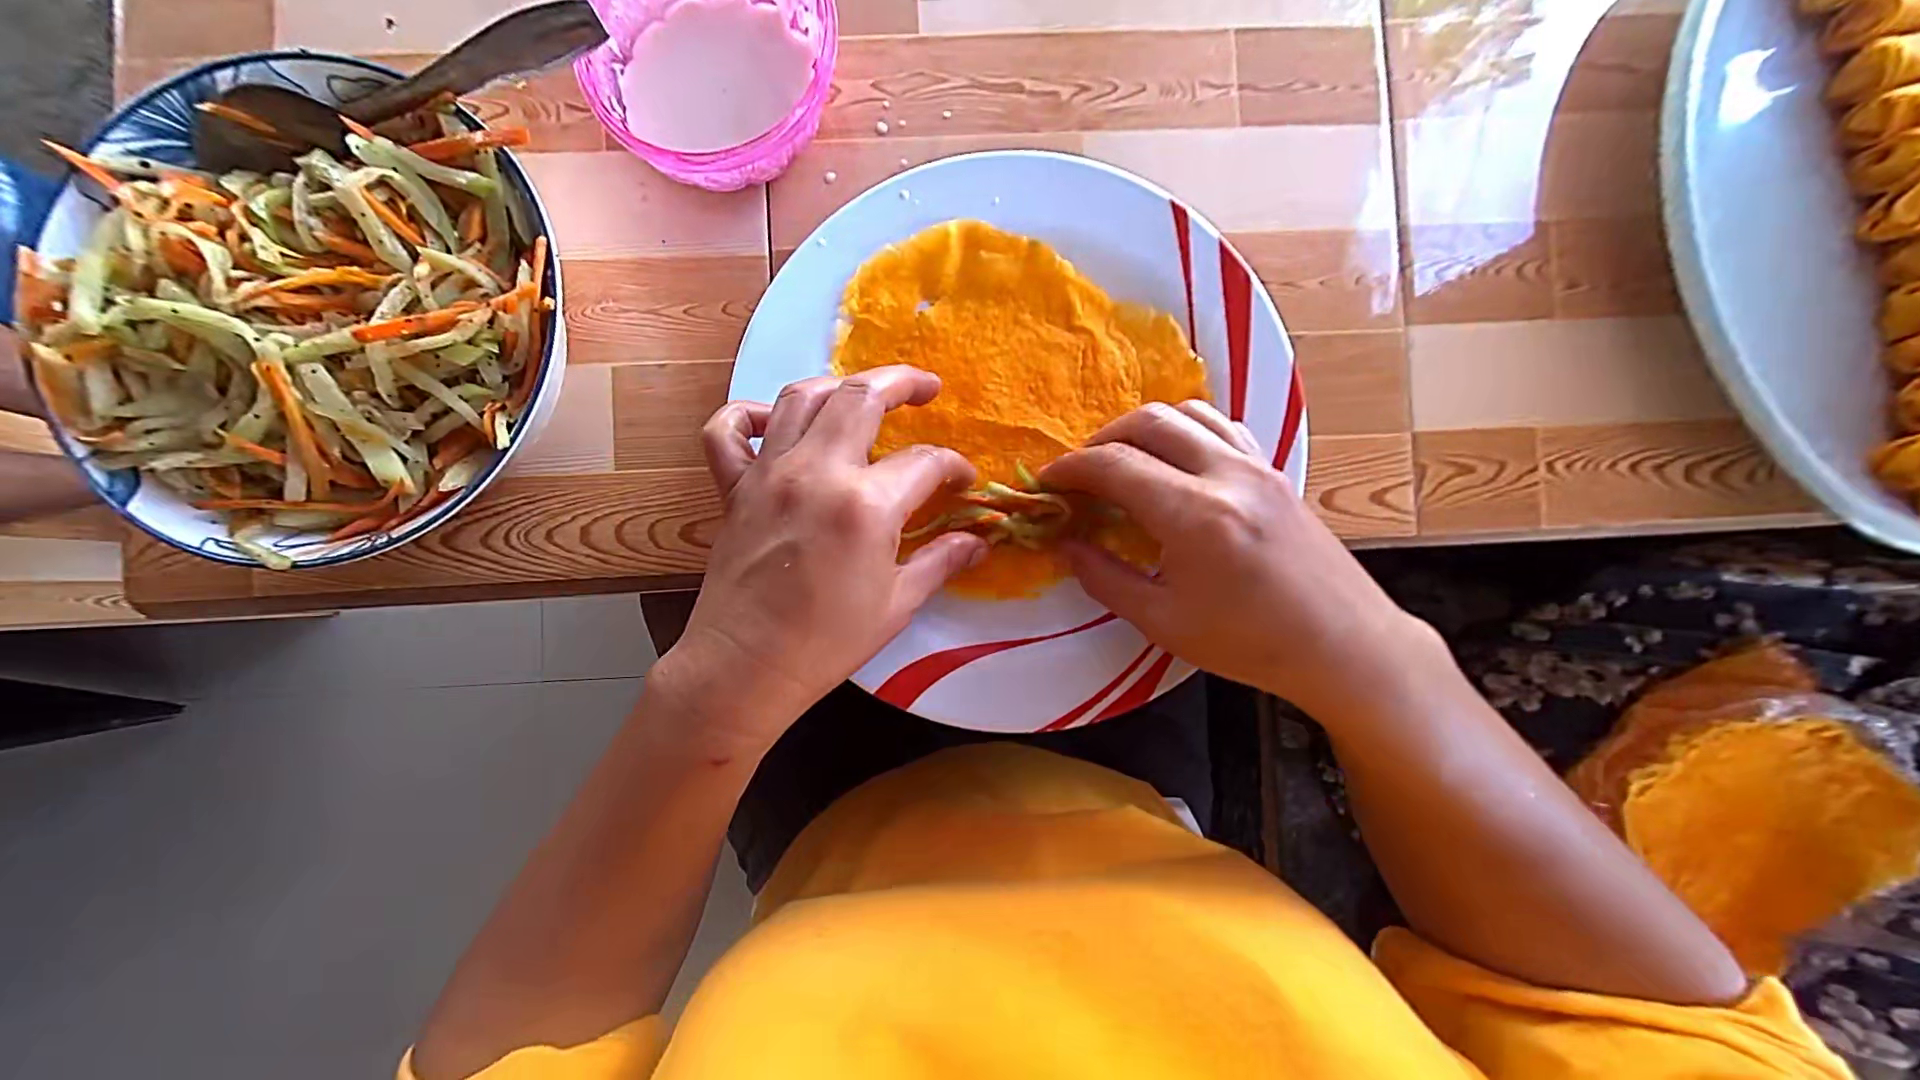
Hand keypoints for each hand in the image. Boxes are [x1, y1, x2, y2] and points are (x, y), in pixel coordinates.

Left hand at [654, 366, 985, 755]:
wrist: (746, 667)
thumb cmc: (827, 642)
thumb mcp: (898, 603)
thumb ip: (941, 561)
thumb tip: (979, 542)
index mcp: (866, 505)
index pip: (925, 462)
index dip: (953, 467)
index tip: (963, 482)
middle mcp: (817, 472)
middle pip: (862, 396)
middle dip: (902, 382)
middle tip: (926, 388)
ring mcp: (768, 474)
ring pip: (800, 397)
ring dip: (837, 386)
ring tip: (861, 394)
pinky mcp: (733, 488)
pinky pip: (728, 431)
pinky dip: (747, 414)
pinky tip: (772, 421)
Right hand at [1040, 401, 1430, 716]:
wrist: (1343, 645)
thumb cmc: (1249, 643)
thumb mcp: (1163, 621)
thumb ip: (1104, 578)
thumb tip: (1065, 545)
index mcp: (1195, 516)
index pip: (1114, 466)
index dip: (1070, 469)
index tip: (1047, 483)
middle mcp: (1226, 475)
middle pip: (1147, 422)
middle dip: (1100, 440)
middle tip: (1080, 474)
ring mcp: (1257, 466)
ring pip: (1186, 412)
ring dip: (1142, 428)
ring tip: (1123, 462)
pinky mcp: (1274, 470)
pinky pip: (1220, 426)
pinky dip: (1184, 431)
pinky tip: (1174, 463)